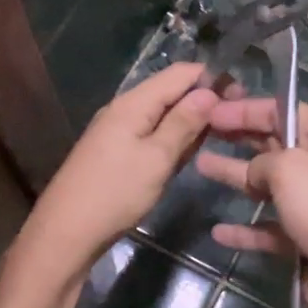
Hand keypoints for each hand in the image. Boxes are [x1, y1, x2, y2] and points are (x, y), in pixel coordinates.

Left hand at [21, 61, 218, 273]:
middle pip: (171, 92)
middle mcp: (124, 109)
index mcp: (133, 103)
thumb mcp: (157, 158)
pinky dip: (173, 139)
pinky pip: (151, 135)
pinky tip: (189, 154)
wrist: (65, 234)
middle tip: (237, 121)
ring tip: (222, 135)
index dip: (212, 79)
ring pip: (163, 115)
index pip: (180, 74)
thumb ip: (183, 123)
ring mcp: (118, 131)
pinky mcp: (116, 153)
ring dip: (190, 122)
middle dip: (203, 101)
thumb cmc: (114, 193)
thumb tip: (208, 91)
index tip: (242, 97)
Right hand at [195, 98, 307, 307]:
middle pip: (273, 145)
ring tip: (200, 165)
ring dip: (235, 176)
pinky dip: (245, 230)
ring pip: (267, 186)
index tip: (211, 111)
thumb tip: (254, 172)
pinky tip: (218, 232)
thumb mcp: (289, 167)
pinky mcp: (304, 242)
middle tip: (201, 131)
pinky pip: (268, 229)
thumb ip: (262, 161)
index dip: (245, 108)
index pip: (282, 111)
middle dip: (239, 137)